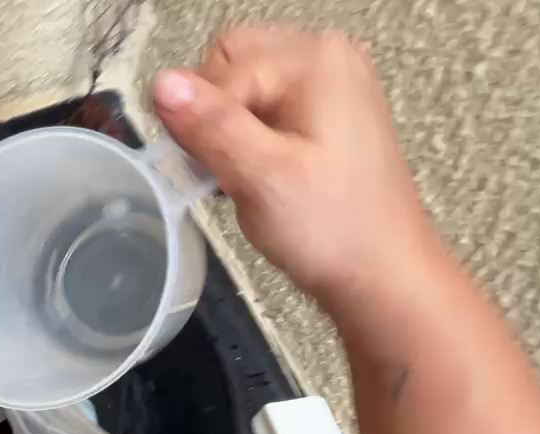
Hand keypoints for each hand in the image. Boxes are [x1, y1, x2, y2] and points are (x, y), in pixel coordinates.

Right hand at [152, 25, 443, 304]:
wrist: (376, 267)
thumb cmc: (330, 226)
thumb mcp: (260, 175)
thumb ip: (210, 126)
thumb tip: (162, 84)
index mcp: (314, 61)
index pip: (217, 68)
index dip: (198, 121)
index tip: (206, 168)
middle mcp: (324, 59)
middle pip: (228, 63)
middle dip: (208, 116)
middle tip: (221, 165)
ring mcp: (325, 86)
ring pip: (238, 88)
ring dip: (221, 130)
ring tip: (238, 174)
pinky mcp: (319, 115)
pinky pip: (257, 109)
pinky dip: (240, 140)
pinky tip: (250, 173)